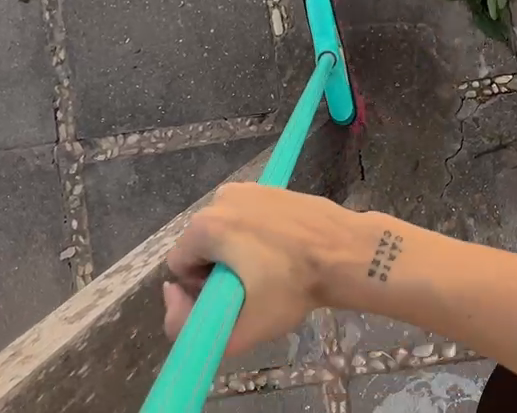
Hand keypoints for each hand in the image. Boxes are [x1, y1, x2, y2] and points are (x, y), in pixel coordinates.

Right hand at [160, 184, 368, 352]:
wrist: (344, 251)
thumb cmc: (292, 286)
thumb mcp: (235, 329)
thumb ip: (184, 327)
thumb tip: (172, 294)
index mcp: (206, 224)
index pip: (179, 266)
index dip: (198, 291)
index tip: (230, 298)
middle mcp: (222, 197)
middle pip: (201, 246)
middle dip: (216, 271)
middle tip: (251, 287)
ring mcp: (250, 187)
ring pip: (225, 233)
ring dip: (236, 255)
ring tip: (269, 271)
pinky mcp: (272, 188)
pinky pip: (247, 219)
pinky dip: (255, 237)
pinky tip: (281, 252)